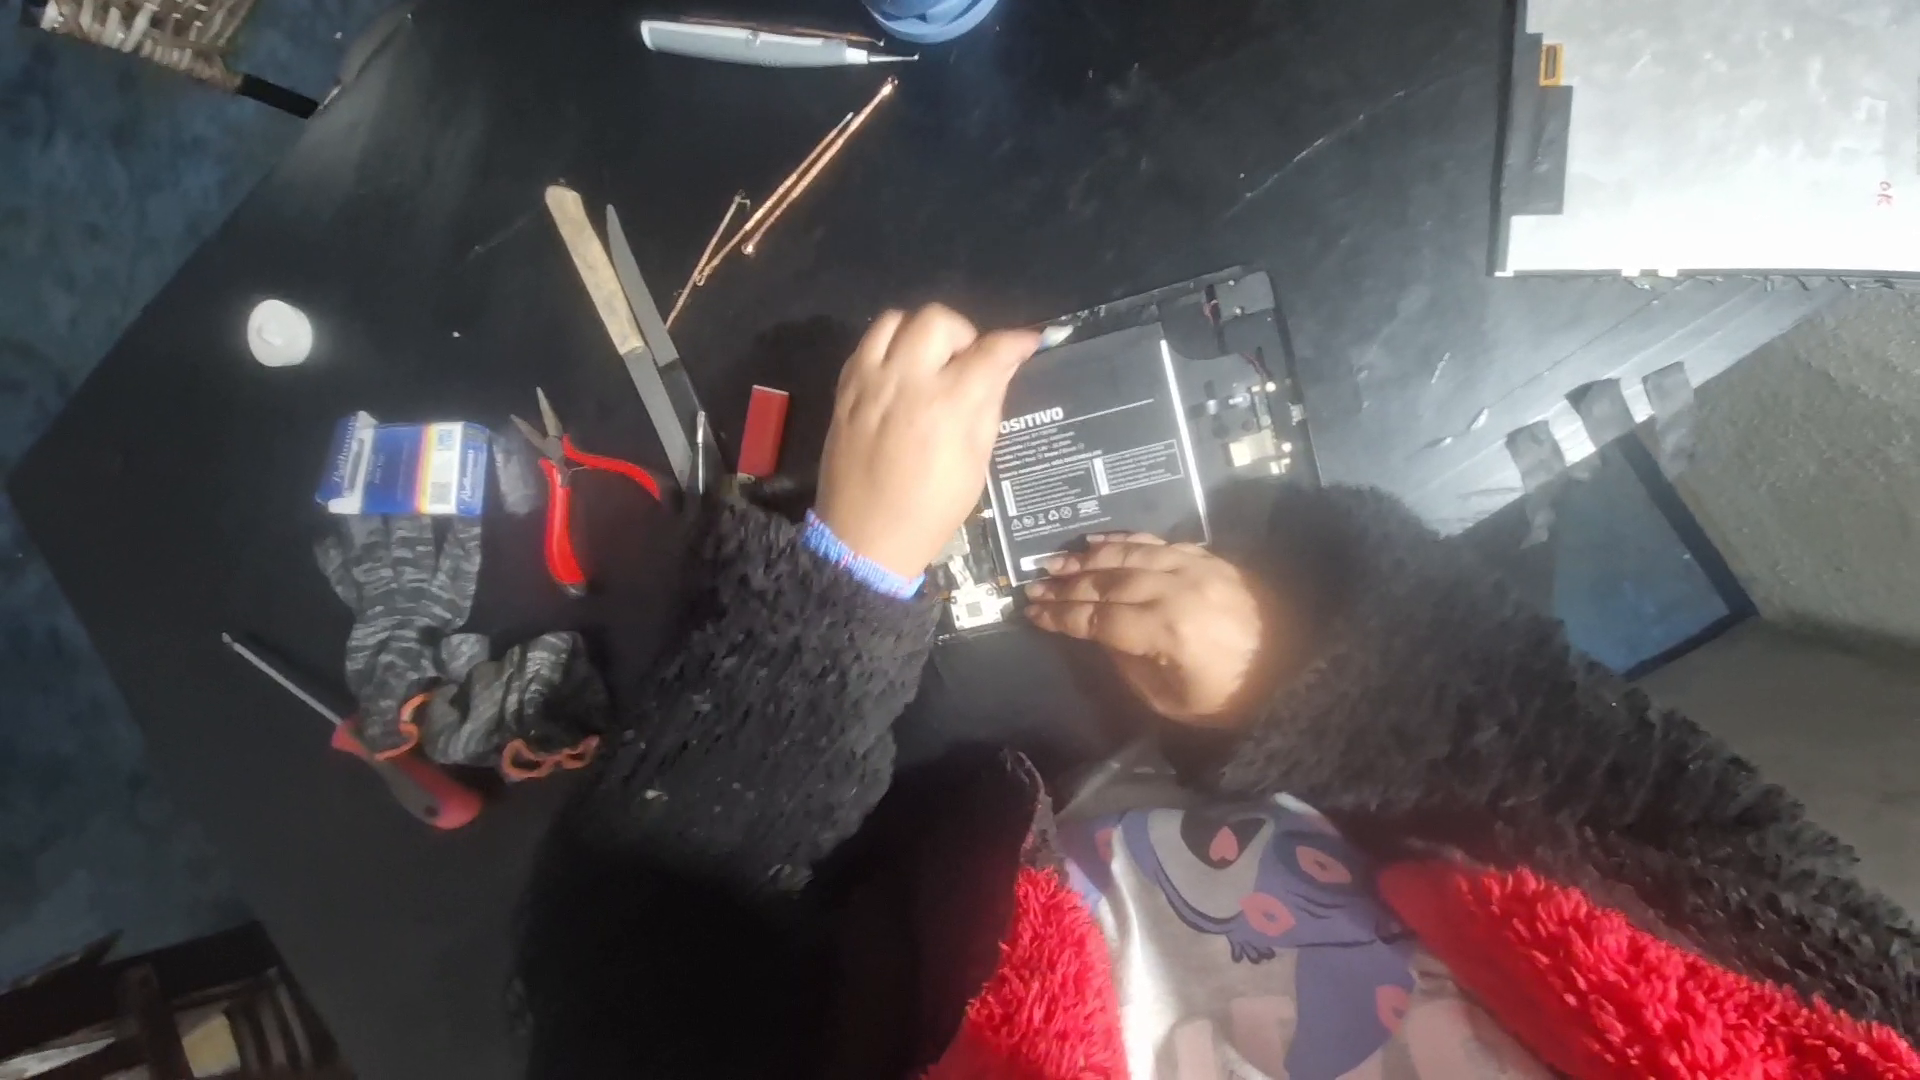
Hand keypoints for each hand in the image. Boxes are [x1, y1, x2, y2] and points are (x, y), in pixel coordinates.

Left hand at [814, 305, 1040, 578]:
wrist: (865, 538)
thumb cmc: (930, 510)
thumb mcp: (975, 464)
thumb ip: (988, 406)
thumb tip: (1002, 367)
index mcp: (945, 406)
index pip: (989, 352)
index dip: (1016, 342)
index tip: (1028, 343)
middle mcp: (905, 381)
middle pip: (938, 320)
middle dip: (964, 334)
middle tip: (968, 363)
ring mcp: (869, 382)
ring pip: (896, 319)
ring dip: (922, 332)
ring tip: (931, 362)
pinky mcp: (844, 389)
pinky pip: (867, 343)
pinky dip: (890, 346)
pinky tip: (901, 373)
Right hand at [1022, 535, 1300, 728]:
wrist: (1298, 668)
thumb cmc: (1231, 697)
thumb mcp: (1172, 700)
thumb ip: (1128, 664)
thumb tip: (1097, 635)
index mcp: (1164, 631)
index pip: (1096, 619)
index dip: (1060, 616)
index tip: (1031, 613)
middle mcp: (1173, 590)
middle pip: (1105, 582)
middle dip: (1064, 585)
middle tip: (1034, 585)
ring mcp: (1192, 568)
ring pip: (1126, 556)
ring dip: (1086, 558)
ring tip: (1055, 562)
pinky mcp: (1207, 558)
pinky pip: (1156, 541)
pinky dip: (1123, 540)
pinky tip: (1098, 542)